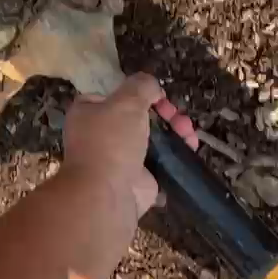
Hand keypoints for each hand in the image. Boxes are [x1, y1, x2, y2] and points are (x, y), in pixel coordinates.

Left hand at [61, 73, 199, 220]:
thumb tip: (153, 86)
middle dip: (165, 115)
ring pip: (152, 140)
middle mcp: (100, 136)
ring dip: (174, 134)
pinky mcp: (136, 179)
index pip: (112, 96)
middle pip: (138, 117)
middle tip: (179, 117)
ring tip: (190, 135)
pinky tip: (188, 151)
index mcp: (88, 113)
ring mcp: (119, 159)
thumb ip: (142, 86)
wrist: (108, 192)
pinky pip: (159, 164)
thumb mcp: (127, 100)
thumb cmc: (111, 140)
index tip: (157, 97)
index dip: (136, 94)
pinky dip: (175, 159)